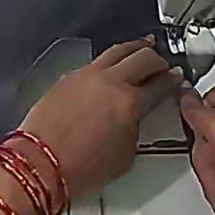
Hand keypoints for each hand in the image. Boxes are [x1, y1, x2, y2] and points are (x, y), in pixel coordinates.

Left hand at [20, 39, 182, 199]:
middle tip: (162, 63)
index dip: (172, 80)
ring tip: (142, 47)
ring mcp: (85, 76)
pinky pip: (94, 61)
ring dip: (134, 48)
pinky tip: (110, 65)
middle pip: (142, 56)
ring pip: (117, 51)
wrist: (39, 164)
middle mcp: (108, 83)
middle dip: (157, 59)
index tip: (175, 78)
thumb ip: (135, 130)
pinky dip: (108, 60)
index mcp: (128, 103)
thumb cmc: (75, 167)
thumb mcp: (124, 157)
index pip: (160, 83)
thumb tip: (133, 120)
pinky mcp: (67, 78)